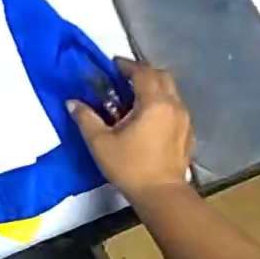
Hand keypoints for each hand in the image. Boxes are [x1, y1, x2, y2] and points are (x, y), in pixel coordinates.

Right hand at [67, 59, 192, 202]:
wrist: (161, 193)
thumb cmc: (129, 166)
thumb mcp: (100, 142)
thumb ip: (86, 118)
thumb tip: (72, 103)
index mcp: (154, 104)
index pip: (143, 73)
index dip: (127, 66)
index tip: (112, 65)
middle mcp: (174, 106)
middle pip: (162, 77)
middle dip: (142, 73)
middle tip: (122, 79)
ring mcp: (184, 120)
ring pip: (171, 92)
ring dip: (152, 88)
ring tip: (132, 99)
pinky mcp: (187, 133)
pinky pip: (175, 108)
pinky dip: (160, 104)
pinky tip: (146, 119)